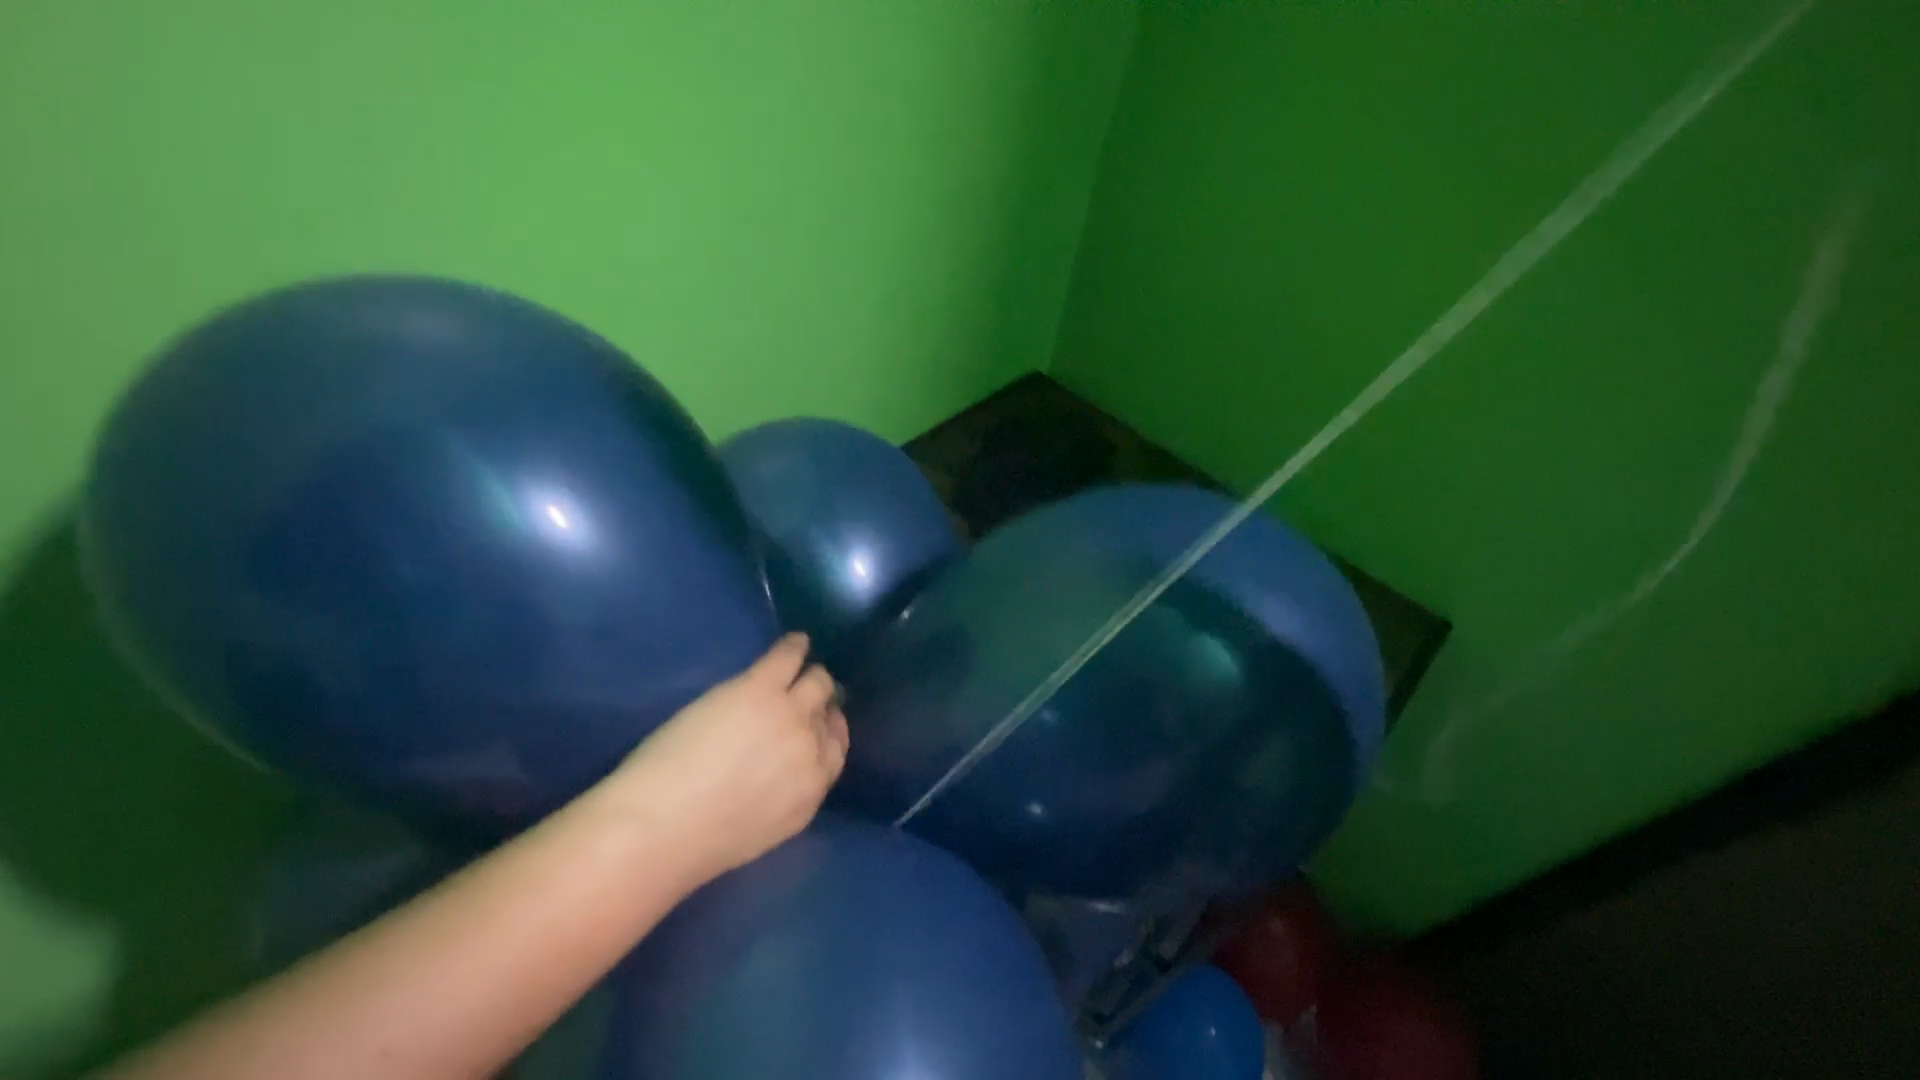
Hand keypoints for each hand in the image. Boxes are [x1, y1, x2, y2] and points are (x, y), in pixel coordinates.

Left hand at [608, 634, 849, 883]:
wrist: (663, 825)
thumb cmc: (698, 841)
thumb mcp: (763, 829)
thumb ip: (785, 795)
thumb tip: (782, 769)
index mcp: (811, 791)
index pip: (835, 750)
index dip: (828, 732)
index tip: (819, 724)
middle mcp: (810, 749)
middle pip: (828, 714)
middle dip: (822, 704)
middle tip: (808, 696)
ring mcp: (789, 714)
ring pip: (816, 682)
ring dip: (812, 675)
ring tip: (803, 665)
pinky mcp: (760, 688)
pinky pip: (788, 658)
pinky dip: (795, 646)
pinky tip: (796, 641)